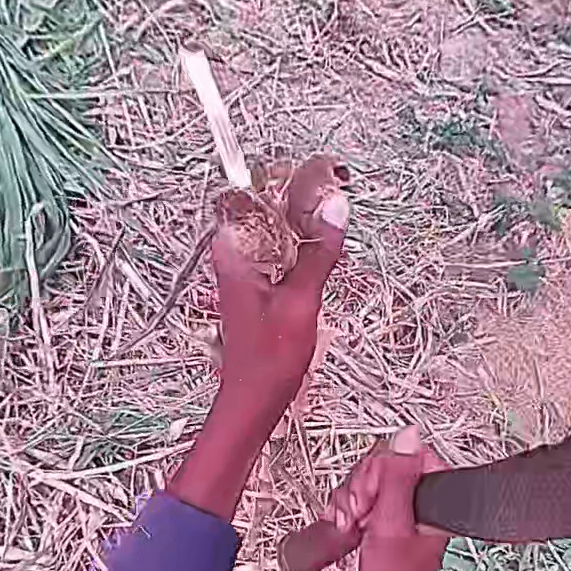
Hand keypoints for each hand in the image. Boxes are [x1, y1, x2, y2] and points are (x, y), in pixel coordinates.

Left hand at [208, 157, 348, 420]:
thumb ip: (318, 254)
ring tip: (336, 212)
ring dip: (304, 220)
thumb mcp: (300, 302)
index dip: (284, 175)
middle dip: (300, 194)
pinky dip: (301, 245)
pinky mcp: (256, 288)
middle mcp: (233, 258)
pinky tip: (323, 248)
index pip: (250, 192)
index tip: (322, 172)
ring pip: (274, 230)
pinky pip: (279, 252)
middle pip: (264, 207)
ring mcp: (244, 273)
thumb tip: (336, 207)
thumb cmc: (268, 360)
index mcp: (234, 255)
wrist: (254, 399)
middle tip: (337, 190)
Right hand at [323, 426, 450, 570]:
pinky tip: (351, 528)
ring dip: (351, 504)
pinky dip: (349, 512)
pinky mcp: (389, 518)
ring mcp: (404, 507)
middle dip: (360, 491)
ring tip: (357, 527)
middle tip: (362, 516)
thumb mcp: (391, 524)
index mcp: (432, 492)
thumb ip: (396, 480)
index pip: (400, 455)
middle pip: (379, 467)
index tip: (369, 499)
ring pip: (366, 483)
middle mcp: (421, 496)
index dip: (376, 473)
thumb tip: (407, 436)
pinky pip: (362, 500)